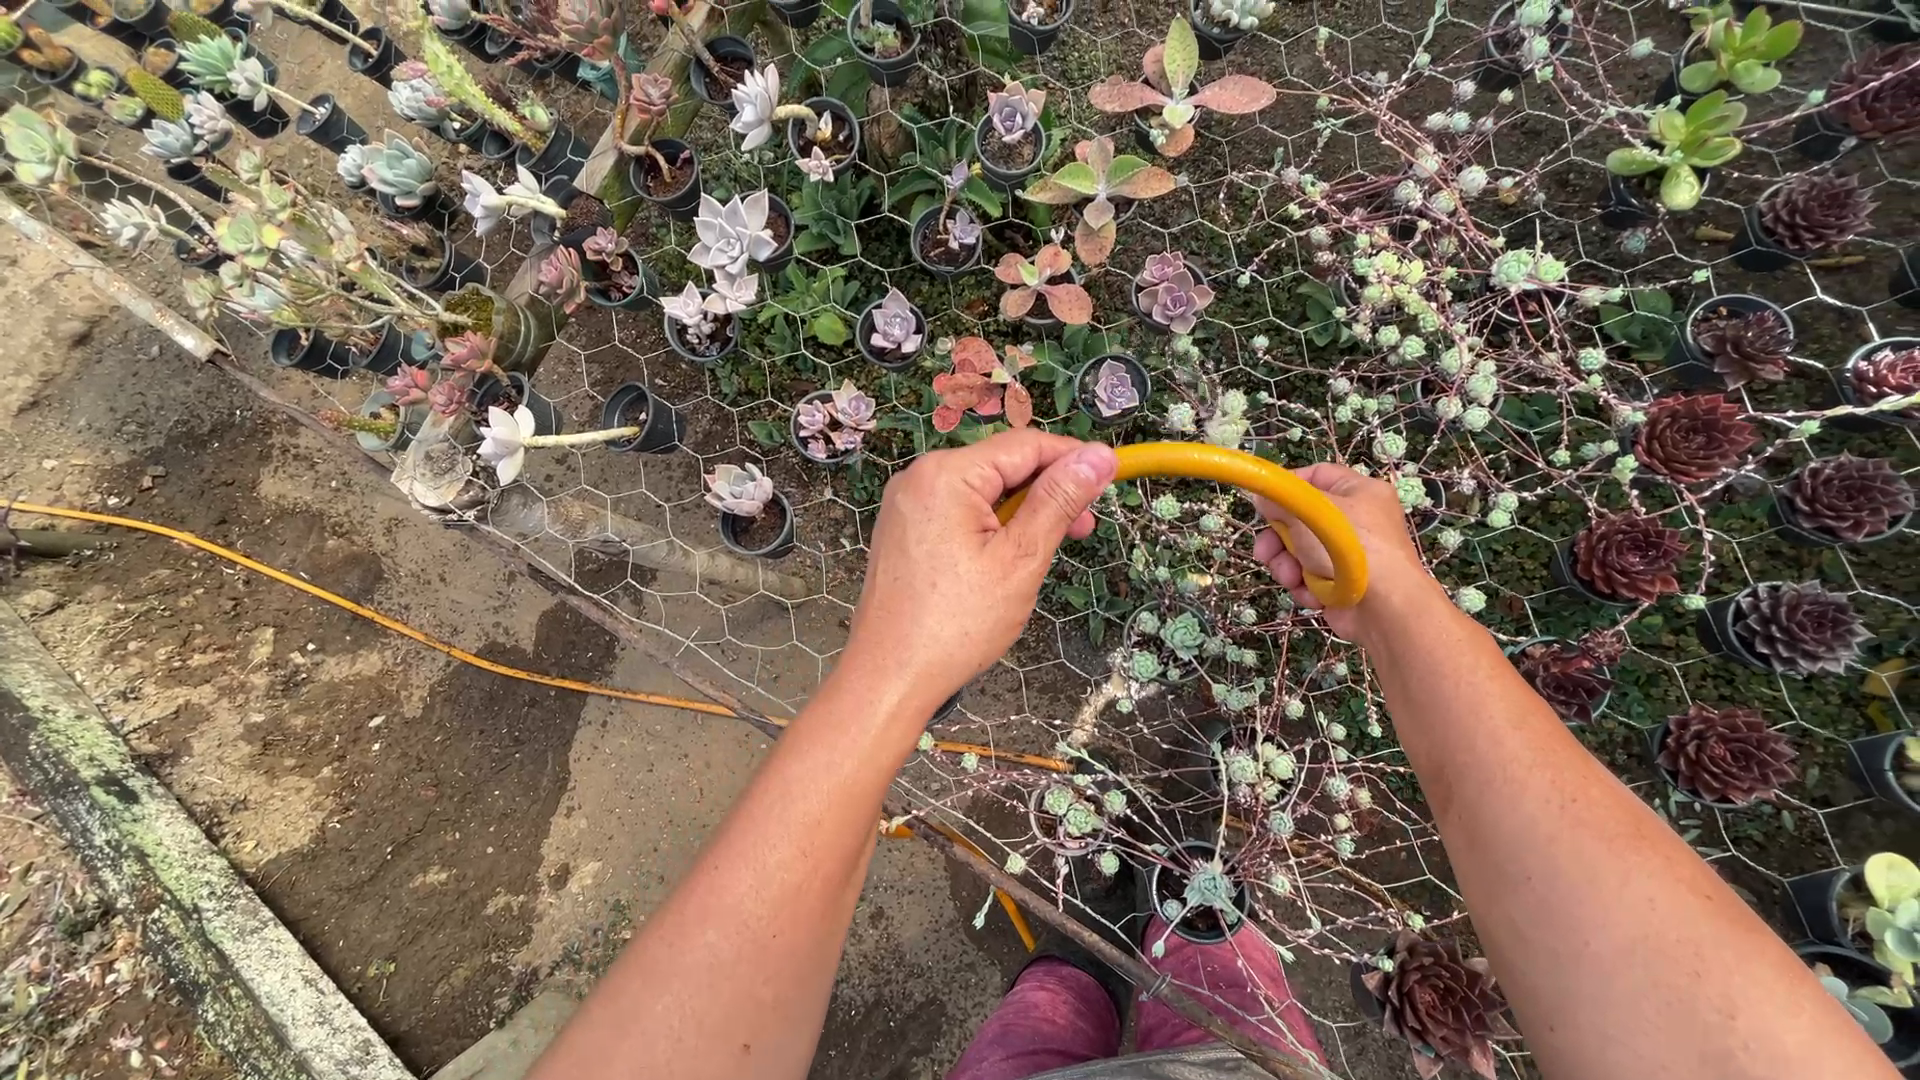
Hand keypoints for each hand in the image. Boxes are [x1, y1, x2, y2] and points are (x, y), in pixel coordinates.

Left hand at [844, 430, 1117, 715]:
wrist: (889, 677)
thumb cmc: (955, 625)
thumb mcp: (1020, 559)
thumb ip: (1059, 501)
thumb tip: (1098, 456)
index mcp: (945, 475)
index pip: (1024, 446)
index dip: (1072, 457)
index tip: (1112, 475)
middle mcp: (919, 478)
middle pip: (1001, 465)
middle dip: (1047, 490)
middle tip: (1084, 527)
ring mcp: (907, 504)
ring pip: (982, 490)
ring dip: (1022, 511)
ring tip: (1051, 547)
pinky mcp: (904, 530)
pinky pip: (958, 511)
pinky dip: (991, 525)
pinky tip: (1010, 556)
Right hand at [1250, 463, 1444, 645]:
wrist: (1384, 607)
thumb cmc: (1350, 547)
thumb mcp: (1309, 512)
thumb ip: (1279, 499)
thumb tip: (1261, 497)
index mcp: (1360, 492)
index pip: (1317, 476)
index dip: (1288, 487)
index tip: (1265, 502)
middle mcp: (1357, 520)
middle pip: (1301, 519)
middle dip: (1278, 539)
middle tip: (1265, 551)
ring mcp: (1349, 554)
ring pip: (1299, 552)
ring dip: (1287, 565)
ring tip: (1291, 577)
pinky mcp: (1341, 583)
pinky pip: (1309, 576)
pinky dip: (1304, 585)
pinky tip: (1310, 593)